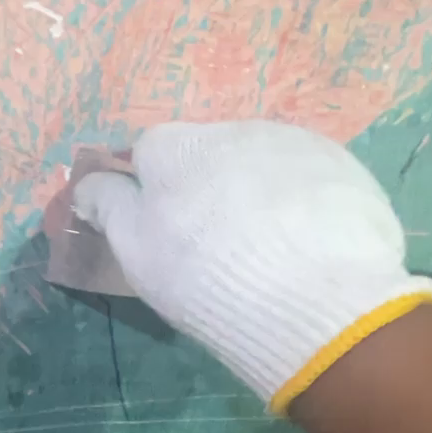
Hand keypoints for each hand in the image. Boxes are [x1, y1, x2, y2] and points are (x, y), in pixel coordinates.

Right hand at [73, 120, 431, 412]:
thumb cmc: (202, 278)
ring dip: (250, 192)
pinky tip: (299, 246)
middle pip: (205, 154)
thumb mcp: (135, 251)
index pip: (147, 151)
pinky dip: (294, 203)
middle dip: (201, 188)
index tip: (158, 229)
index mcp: (177, 148)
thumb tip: (89, 183)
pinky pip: (302, 179)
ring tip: (260, 250)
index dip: (148, 189)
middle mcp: (235, 129)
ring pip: (256, 163)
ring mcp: (294, 143)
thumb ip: (108, 207)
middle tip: (209, 247)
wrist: (311, 302)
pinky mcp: (342, 166)